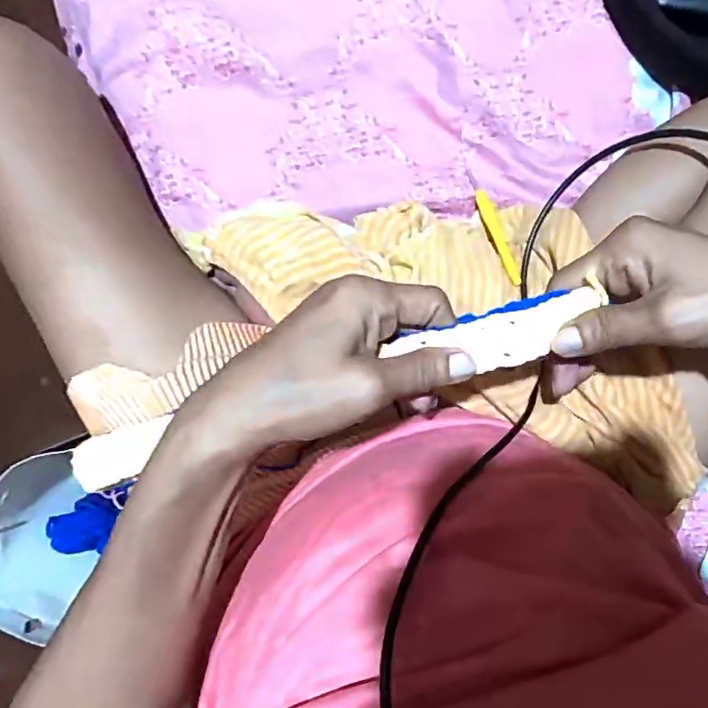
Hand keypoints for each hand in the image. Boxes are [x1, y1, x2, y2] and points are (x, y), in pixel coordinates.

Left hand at [164, 275, 474, 459]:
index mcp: (367, 294)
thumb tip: (471, 360)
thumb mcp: (373, 385)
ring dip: (408, 372)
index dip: (450, 338)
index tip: (451, 377)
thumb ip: (425, 369)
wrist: (237, 413)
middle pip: (416, 321)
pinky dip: (385, 373)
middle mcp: (355, 294)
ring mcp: (339, 314)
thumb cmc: (305, 394)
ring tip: (405, 407)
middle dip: (428, 361)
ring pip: (397, 339)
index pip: (434, 302)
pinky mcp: (328, 336)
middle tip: (424, 402)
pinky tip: (382, 399)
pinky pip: (374, 348)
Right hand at [542, 216, 707, 396]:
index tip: (546, 370)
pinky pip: (619, 311)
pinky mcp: (659, 284)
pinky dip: (606, 338)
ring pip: (597, 307)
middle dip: (566, 341)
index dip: (550, 327)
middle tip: (559, 386)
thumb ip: (605, 330)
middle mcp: (628, 247)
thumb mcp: (660, 319)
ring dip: (584, 344)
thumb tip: (554, 342)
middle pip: (579, 296)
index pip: (566, 285)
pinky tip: (597, 362)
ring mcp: (645, 265)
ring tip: (572, 382)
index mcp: (624, 244)